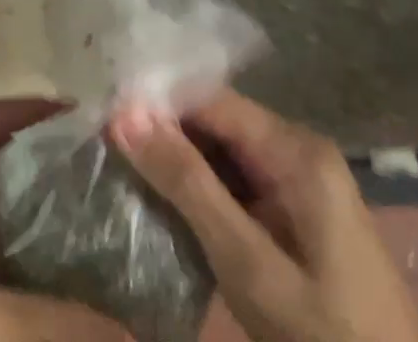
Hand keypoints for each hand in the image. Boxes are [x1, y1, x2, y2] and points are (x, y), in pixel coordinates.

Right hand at [111, 89, 417, 341]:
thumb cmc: (322, 329)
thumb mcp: (246, 260)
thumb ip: (187, 184)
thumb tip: (122, 115)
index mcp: (295, 151)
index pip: (207, 98)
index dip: (151, 102)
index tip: (96, 114)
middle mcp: (297, 151)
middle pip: (210, 120)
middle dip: (155, 131)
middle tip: (95, 142)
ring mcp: (296, 181)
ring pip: (214, 150)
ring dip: (168, 159)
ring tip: (110, 162)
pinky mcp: (289, 209)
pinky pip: (229, 178)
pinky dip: (191, 185)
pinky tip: (152, 195)